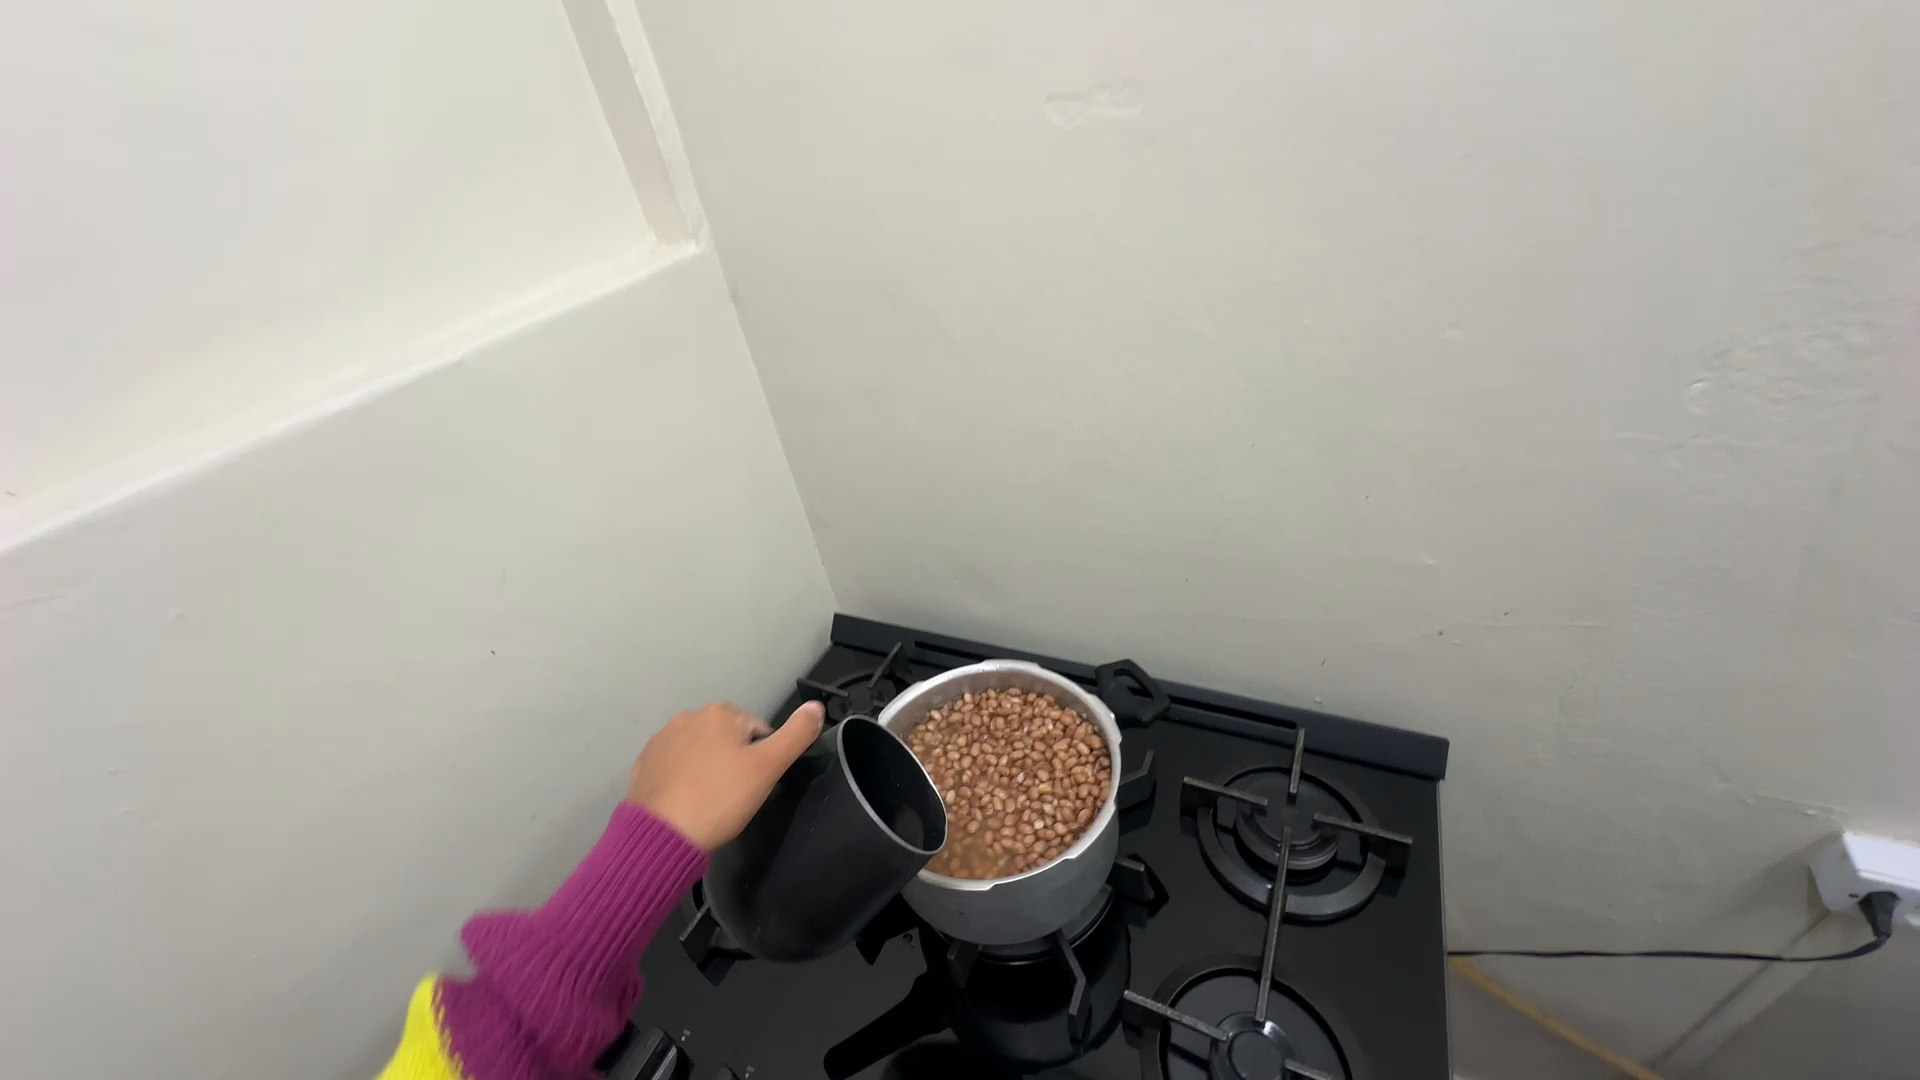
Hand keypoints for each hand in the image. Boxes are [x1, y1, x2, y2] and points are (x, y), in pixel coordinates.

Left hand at [626, 700, 825, 850]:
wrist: (660, 837)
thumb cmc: (720, 798)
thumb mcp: (769, 767)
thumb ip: (797, 734)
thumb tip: (816, 706)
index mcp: (721, 713)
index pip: (759, 732)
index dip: (762, 761)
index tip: (752, 786)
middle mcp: (688, 717)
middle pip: (728, 741)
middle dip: (734, 764)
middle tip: (733, 796)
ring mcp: (661, 740)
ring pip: (701, 754)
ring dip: (708, 772)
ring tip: (709, 804)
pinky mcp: (643, 764)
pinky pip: (675, 768)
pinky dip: (683, 782)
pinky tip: (686, 805)